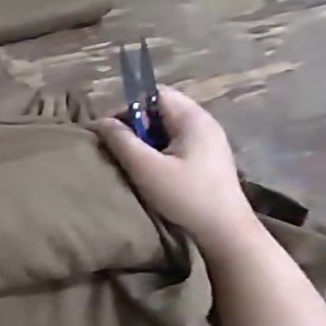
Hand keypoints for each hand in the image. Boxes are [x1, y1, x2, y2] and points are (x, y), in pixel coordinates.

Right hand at [92, 87, 257, 252]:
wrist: (225, 232)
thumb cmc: (185, 197)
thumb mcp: (146, 168)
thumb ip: (121, 141)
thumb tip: (100, 122)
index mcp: (193, 119)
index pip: (155, 94)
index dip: (129, 106)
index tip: (111, 130)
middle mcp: (204, 123)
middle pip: (162, 109)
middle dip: (136, 123)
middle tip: (118, 146)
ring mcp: (210, 141)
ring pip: (168, 127)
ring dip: (147, 138)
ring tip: (132, 159)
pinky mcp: (210, 158)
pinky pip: (178, 141)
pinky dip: (160, 149)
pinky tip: (152, 170)